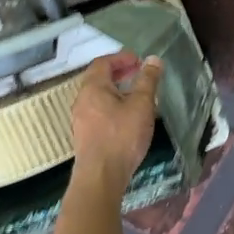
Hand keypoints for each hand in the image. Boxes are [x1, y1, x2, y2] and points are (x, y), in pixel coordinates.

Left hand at [70, 52, 163, 188]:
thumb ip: (147, 80)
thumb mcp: (141, 105)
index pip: (103, 63)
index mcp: (93, 88)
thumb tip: (153, 59)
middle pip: (98, 79)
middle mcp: (82, 100)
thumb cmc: (122, 136)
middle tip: (138, 74)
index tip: (139, 61)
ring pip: (98, 96)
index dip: (121, 58)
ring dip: (116, 91)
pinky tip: (127, 117)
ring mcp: (80, 119)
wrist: (101, 175)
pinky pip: (98, 111)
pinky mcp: (84, 135)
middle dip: (119, 73)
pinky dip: (112, 106)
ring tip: (136, 96)